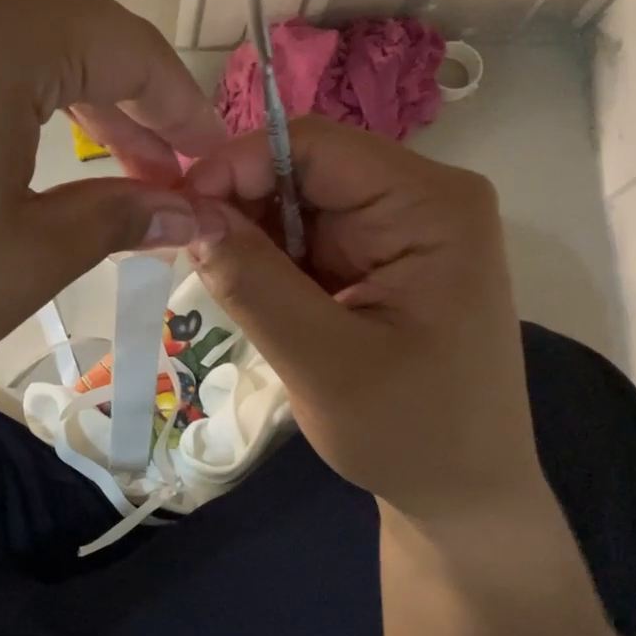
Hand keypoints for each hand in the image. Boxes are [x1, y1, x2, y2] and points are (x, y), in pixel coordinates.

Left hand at [0, 0, 225, 492]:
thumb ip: (120, 215)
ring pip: (1, 38)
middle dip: (122, 102)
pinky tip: (9, 141)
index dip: (183, 110)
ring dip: (57, 95)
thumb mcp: (27, 258)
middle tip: (161, 171)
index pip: (128, 47)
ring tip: (97, 160)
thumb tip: (191, 211)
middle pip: (65, 30)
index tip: (214, 160)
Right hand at [184, 117, 540, 518]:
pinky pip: (306, 241)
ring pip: (297, 205)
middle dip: (238, 205)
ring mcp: (399, 232)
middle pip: (304, 169)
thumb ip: (254, 285)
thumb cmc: (410, 433)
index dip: (235, 164)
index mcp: (430, 206)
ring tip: (213, 283)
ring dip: (248, 238)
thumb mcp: (323, 363)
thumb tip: (188, 218)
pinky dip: (267, 263)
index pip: (315, 145)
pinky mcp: (379, 263)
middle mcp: (419, 200)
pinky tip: (247, 296)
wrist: (460, 490)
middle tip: (181, 251)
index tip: (175, 212)